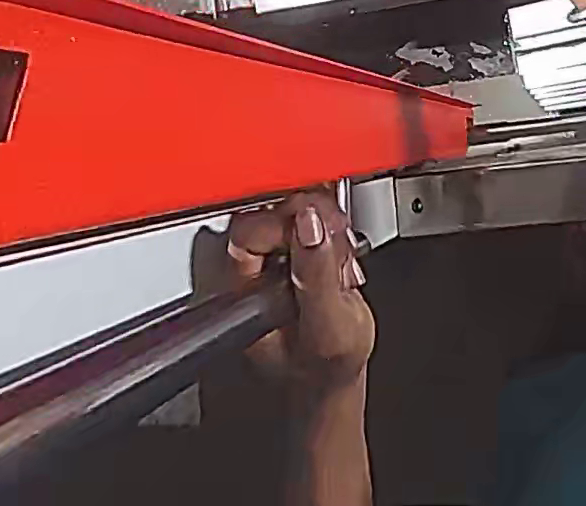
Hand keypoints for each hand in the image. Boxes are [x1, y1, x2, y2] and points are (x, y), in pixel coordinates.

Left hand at [222, 191, 373, 395]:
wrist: (334, 375)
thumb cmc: (324, 364)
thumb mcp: (328, 326)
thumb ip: (317, 276)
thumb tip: (309, 224)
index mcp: (243, 291)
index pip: (250, 230)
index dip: (287, 222)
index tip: (318, 227)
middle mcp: (250, 271)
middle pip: (272, 211)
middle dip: (313, 217)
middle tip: (336, 235)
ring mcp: (272, 258)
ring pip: (293, 210)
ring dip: (326, 221)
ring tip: (341, 251)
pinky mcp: (294, 249)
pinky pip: (310, 215)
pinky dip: (332, 224)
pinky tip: (342, 248)